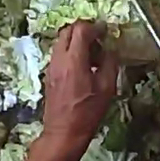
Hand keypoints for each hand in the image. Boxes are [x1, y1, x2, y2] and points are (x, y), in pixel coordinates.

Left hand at [41, 21, 118, 153]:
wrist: (63, 133)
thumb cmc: (88, 113)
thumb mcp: (107, 89)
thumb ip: (110, 64)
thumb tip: (110, 50)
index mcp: (74, 60)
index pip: (81, 30)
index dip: (95, 27)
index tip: (106, 32)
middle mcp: (59, 59)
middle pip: (68, 30)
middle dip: (84, 30)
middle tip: (99, 39)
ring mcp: (51, 66)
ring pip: (62, 41)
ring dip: (77, 41)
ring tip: (93, 56)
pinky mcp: (49, 75)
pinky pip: (59, 53)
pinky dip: (71, 51)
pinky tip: (83, 67)